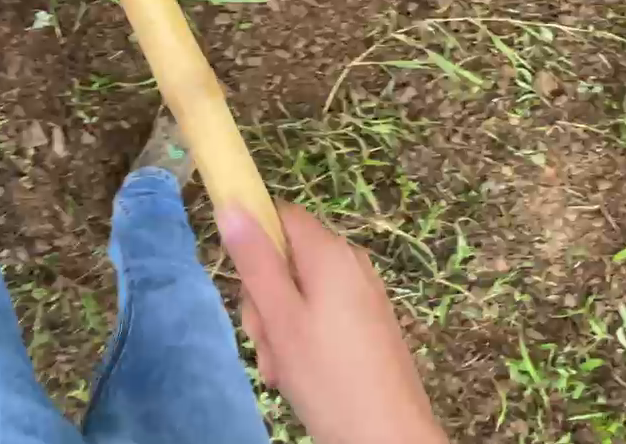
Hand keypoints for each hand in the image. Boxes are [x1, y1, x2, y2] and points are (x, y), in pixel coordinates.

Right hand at [219, 202, 446, 443]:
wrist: (393, 442)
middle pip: (288, 257)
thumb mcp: (281, 318)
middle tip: (262, 339)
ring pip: (301, 290)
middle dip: (264, 297)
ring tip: (278, 367)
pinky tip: (298, 374)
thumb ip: (255, 260)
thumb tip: (231, 205)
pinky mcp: (369, 321)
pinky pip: (323, 311)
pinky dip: (304, 335)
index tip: (244, 281)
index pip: (280, 215)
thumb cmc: (330, 377)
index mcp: (329, 251)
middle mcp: (349, 261)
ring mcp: (363, 292)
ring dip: (279, 324)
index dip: (254, 239)